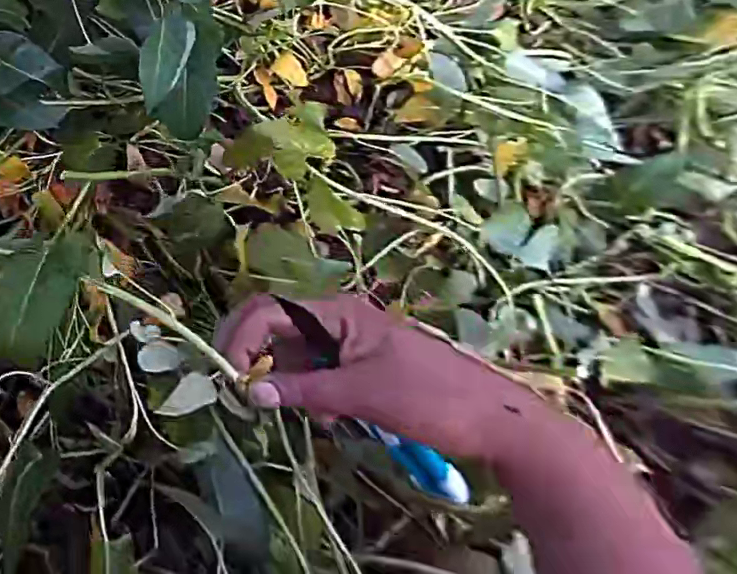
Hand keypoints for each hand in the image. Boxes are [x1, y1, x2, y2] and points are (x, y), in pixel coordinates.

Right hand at [214, 293, 550, 466]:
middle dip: (257, 355)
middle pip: (276, 327)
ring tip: (305, 411)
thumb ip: (303, 391)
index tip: (230, 372)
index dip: (242, 337)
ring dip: (289, 379)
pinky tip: (330, 415)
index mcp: (335, 311)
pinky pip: (318, 370)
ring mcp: (348, 340)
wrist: (506, 425)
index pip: (269, 311)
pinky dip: (312, 390)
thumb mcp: (362, 396)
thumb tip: (250, 392)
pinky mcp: (360, 363)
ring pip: (296, 352)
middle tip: (240, 384)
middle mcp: (336, 318)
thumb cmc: (433, 398)